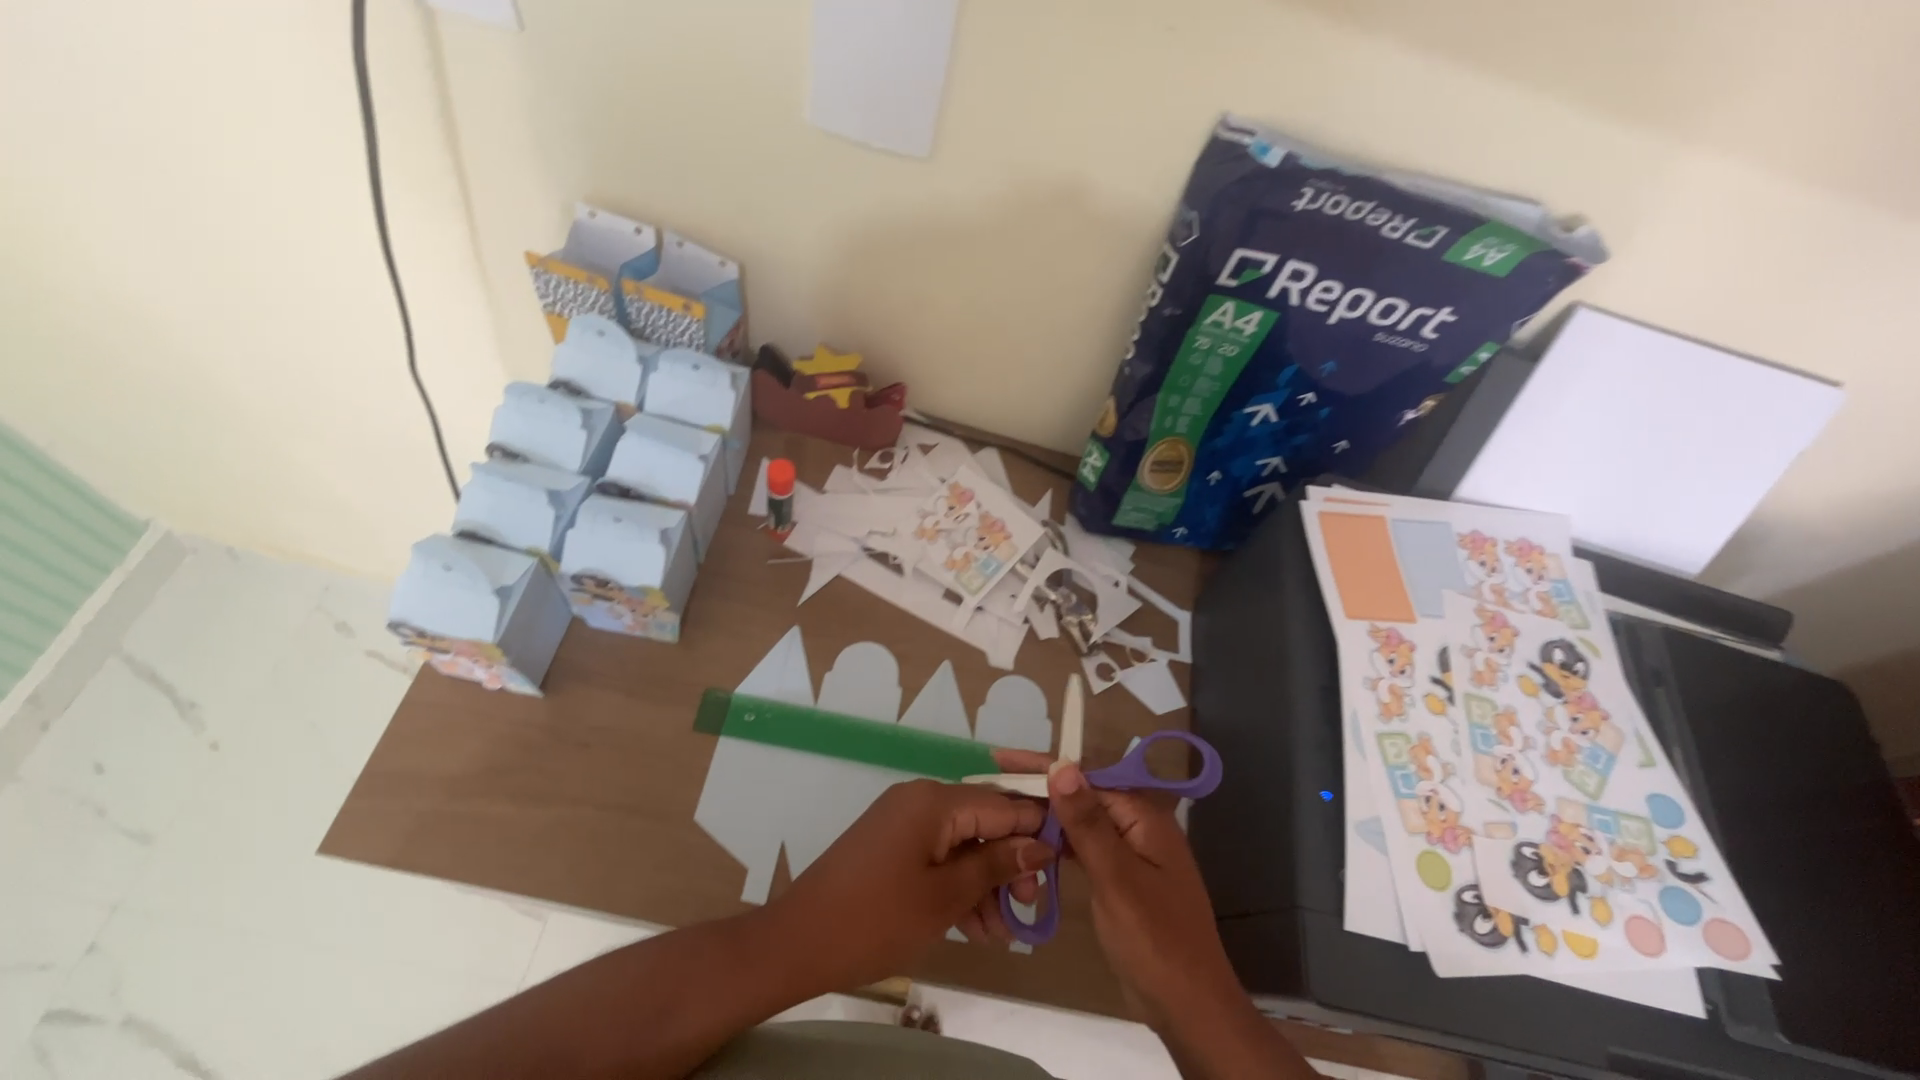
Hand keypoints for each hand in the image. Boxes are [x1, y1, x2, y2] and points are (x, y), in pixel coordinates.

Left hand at [766, 779, 1052, 990]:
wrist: (798, 942)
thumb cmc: (877, 918)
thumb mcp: (946, 896)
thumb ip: (996, 865)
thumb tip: (1041, 844)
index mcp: (935, 801)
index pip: (1003, 801)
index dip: (1037, 828)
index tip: (1065, 858)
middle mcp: (920, 800)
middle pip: (984, 822)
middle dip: (1010, 863)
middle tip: (1030, 907)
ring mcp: (902, 823)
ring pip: (962, 844)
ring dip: (986, 884)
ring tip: (1002, 932)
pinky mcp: (890, 847)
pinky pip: (938, 856)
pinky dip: (958, 887)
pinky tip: (976, 928)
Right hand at [994, 749, 1240, 1029]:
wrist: (1189, 1006)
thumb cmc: (1155, 939)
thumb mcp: (1116, 877)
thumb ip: (1087, 822)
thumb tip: (1062, 764)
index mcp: (1143, 818)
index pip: (1086, 779)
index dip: (1043, 768)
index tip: (1000, 760)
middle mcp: (1139, 828)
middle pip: (1083, 797)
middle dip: (1039, 790)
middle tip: (990, 785)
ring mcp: (1132, 856)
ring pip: (1082, 825)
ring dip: (1046, 818)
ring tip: (1002, 811)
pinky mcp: (1122, 881)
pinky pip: (1086, 851)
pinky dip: (1059, 847)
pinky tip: (1032, 847)